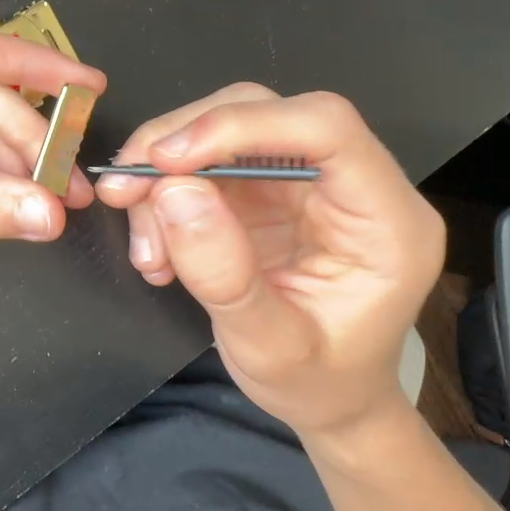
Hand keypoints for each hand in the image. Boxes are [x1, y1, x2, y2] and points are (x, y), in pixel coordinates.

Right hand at [96, 84, 442, 437]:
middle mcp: (346, 182)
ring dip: (160, 173)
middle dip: (181, 143)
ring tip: (145, 248)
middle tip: (124, 191)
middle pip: (260, 111)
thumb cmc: (317, 384)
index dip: (241, 126)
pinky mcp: (263, 187)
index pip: (325, 128)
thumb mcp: (271, 350)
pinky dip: (161, 195)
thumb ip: (225, 276)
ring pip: (220, 129)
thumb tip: (172, 191)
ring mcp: (301, 180)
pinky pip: (200, 162)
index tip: (165, 161)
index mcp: (385, 218)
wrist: (324, 399)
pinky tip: (154, 248)